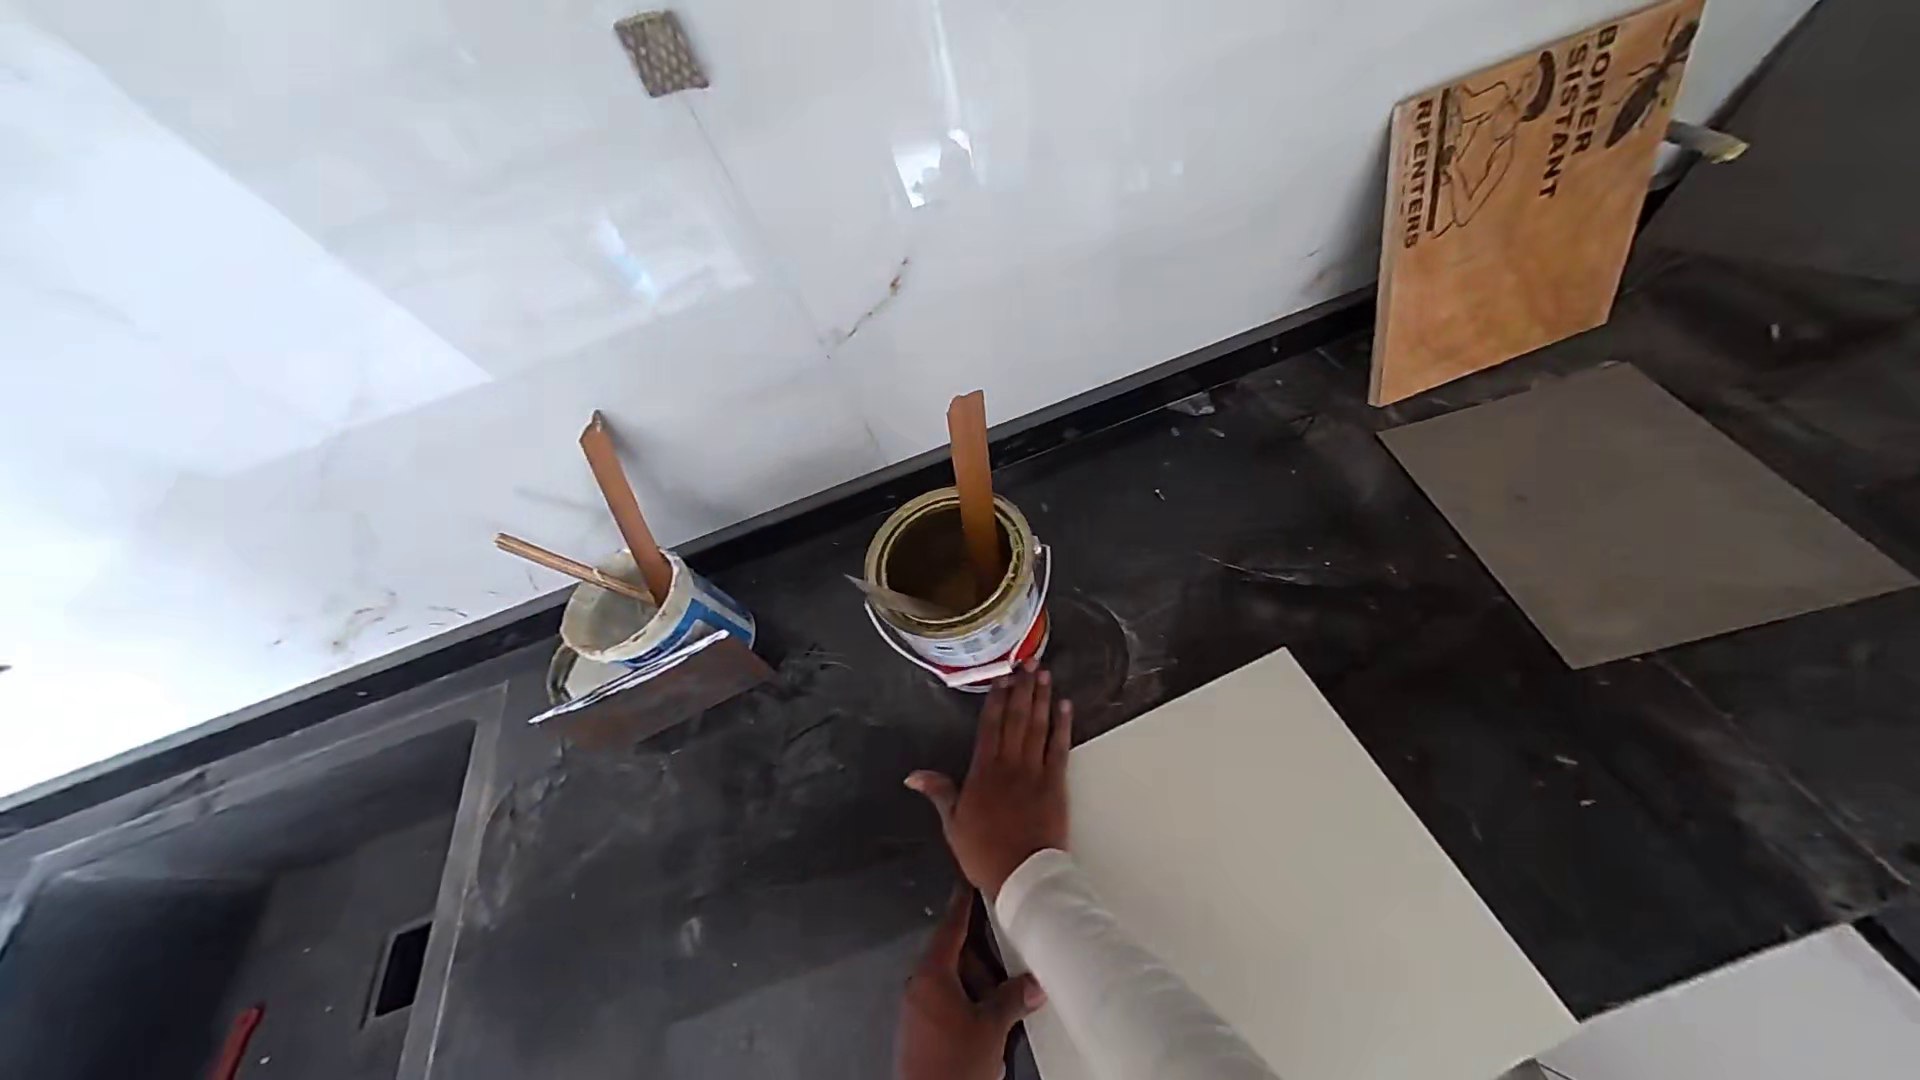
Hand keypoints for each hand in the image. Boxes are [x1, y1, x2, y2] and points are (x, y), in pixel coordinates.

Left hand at [897, 888, 1045, 1079]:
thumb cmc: (956, 1065)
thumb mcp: (991, 1028)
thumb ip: (1012, 997)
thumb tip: (1034, 984)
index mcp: (931, 973)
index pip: (951, 926)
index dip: (964, 904)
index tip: (969, 883)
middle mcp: (918, 984)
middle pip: (954, 954)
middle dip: (982, 956)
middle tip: (1008, 952)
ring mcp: (916, 1009)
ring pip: (952, 980)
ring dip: (977, 983)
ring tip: (1004, 992)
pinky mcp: (919, 1031)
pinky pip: (945, 1001)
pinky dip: (966, 1000)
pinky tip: (987, 1015)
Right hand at [907, 663, 1071, 898]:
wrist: (1023, 875)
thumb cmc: (984, 851)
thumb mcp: (953, 823)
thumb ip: (938, 792)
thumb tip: (912, 775)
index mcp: (983, 770)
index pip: (990, 725)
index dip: (997, 698)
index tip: (1002, 676)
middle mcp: (1009, 762)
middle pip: (1016, 718)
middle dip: (1022, 688)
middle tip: (1028, 662)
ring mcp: (1035, 770)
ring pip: (1038, 726)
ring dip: (1042, 698)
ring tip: (1045, 674)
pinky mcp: (1056, 781)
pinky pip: (1059, 747)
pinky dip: (1063, 725)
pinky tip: (1066, 706)